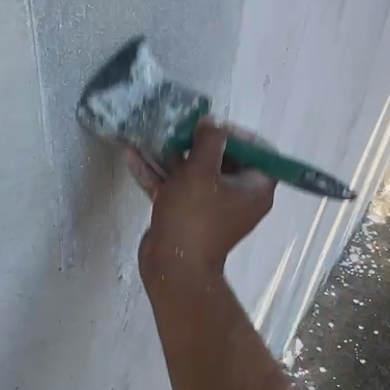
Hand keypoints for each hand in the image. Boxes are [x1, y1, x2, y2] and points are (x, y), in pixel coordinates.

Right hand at [136, 119, 275, 288]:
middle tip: (176, 128)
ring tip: (149, 135)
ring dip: (170, 155)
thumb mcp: (201, 171)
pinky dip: (157, 174)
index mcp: (255, 187)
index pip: (256, 150)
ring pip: (193, 173)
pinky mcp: (186, 215)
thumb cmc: (194, 217)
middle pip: (221, 159)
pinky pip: (176, 188)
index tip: (211, 125)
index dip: (234, 133)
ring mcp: (210, 207)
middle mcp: (238, 196)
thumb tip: (211, 123)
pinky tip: (132, 156)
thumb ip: (209, 140)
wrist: (172, 266)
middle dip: (194, 141)